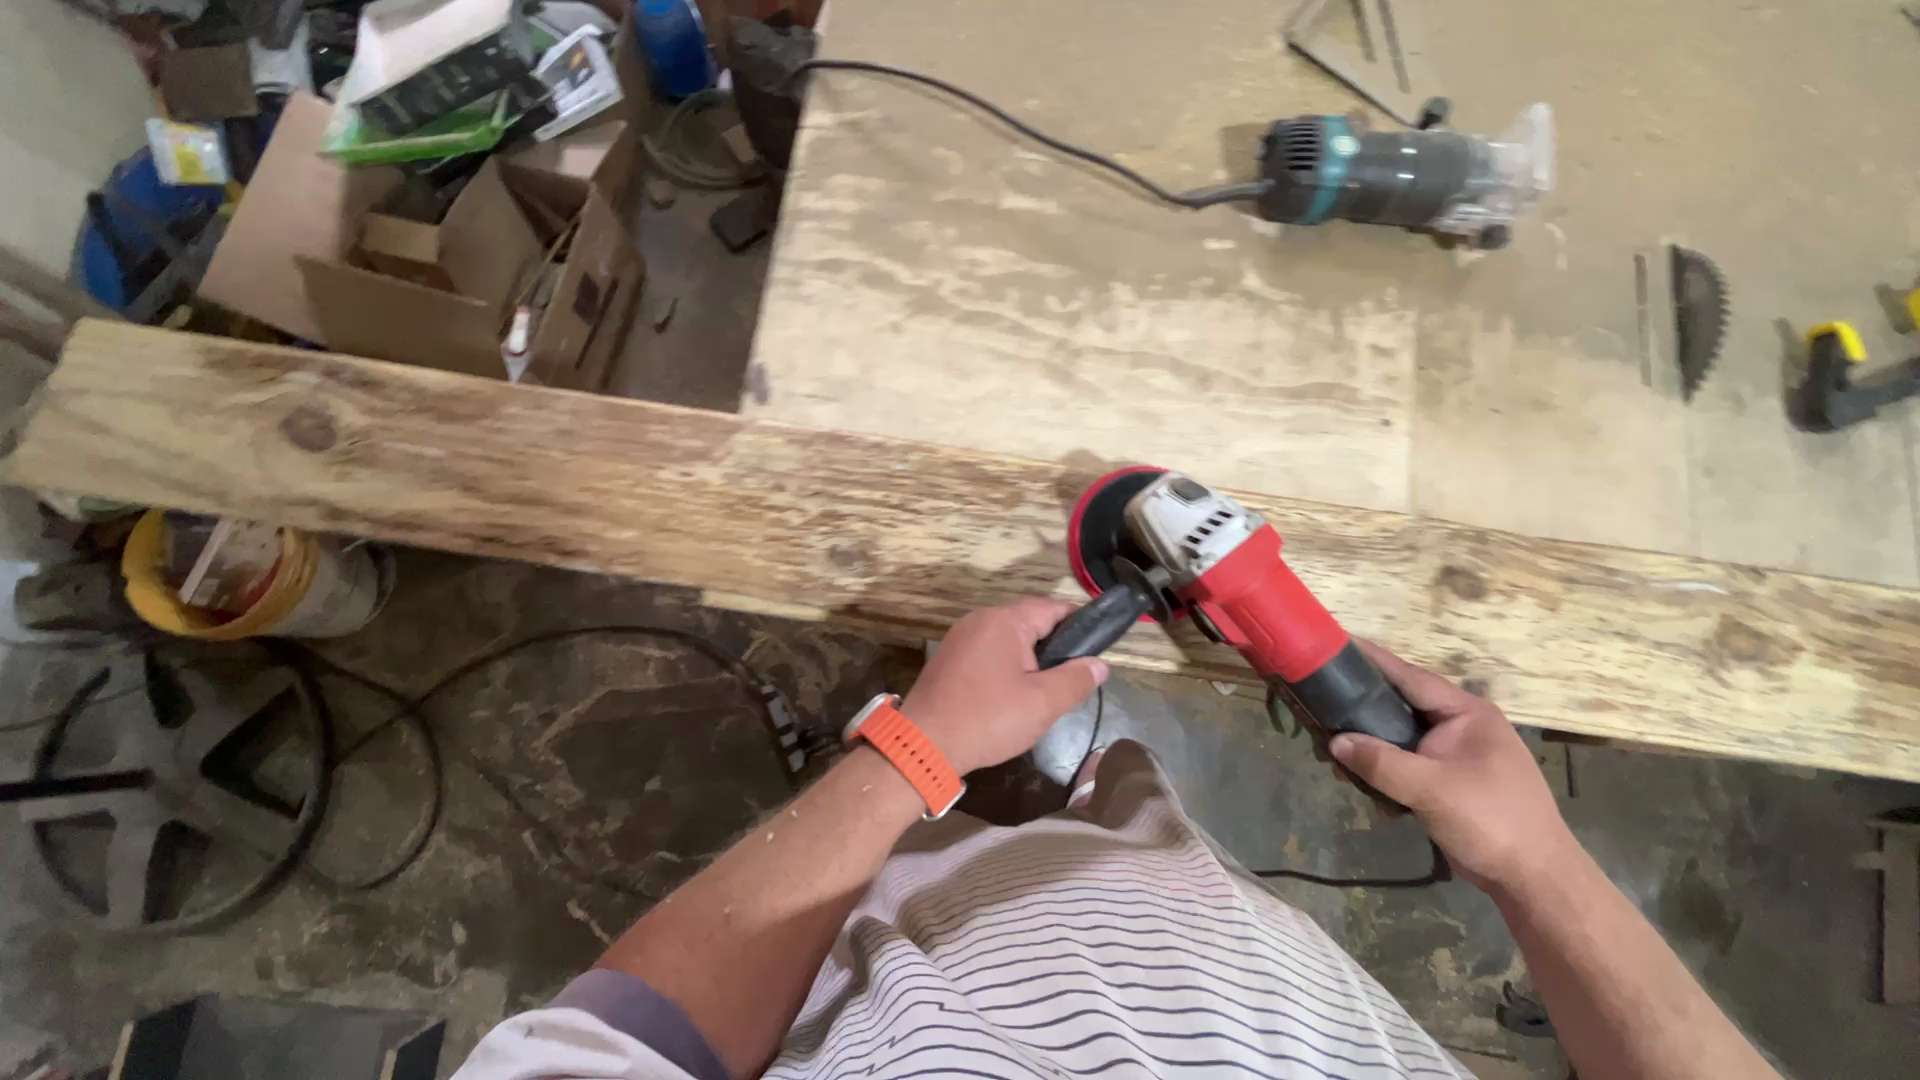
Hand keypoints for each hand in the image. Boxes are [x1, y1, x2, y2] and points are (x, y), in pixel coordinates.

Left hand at [901, 598, 1108, 774]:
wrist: (923, 745)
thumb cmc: (988, 719)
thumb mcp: (1043, 703)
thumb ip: (1076, 679)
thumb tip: (1099, 664)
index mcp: (1004, 621)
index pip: (1053, 608)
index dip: (1079, 626)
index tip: (1095, 650)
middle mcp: (979, 620)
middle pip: (1029, 623)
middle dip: (1053, 648)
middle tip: (1069, 681)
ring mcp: (960, 638)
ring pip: (1008, 641)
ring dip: (1028, 661)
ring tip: (1043, 693)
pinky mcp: (948, 659)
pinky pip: (988, 654)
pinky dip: (1005, 669)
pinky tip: (1010, 697)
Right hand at [1329, 640, 1579, 892]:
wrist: (1534, 880)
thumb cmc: (1492, 821)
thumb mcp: (1431, 789)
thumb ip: (1380, 762)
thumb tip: (1333, 742)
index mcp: (1467, 713)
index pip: (1410, 675)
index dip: (1372, 659)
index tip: (1334, 642)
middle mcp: (1460, 725)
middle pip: (1398, 706)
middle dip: (1359, 712)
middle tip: (1318, 709)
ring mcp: (1454, 753)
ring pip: (1397, 737)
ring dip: (1367, 748)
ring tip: (1331, 756)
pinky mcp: (1446, 780)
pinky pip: (1403, 763)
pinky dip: (1381, 771)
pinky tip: (1360, 784)